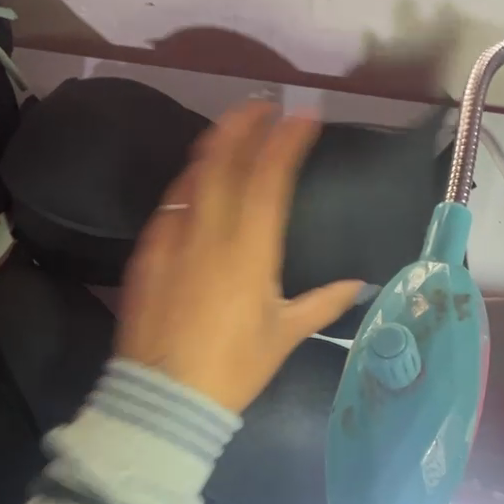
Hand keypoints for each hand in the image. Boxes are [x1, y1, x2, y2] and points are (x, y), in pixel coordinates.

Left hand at [114, 102, 365, 412]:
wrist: (166, 398)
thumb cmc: (235, 368)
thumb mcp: (285, 336)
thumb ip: (322, 304)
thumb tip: (359, 285)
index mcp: (249, 251)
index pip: (269, 178)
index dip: (286, 141)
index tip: (303, 116)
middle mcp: (209, 233)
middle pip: (222, 161)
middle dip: (241, 125)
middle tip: (260, 105)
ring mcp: (171, 240)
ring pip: (190, 178)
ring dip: (211, 149)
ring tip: (229, 135)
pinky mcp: (145, 256)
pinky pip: (168, 208)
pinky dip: (186, 188)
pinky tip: (194, 190)